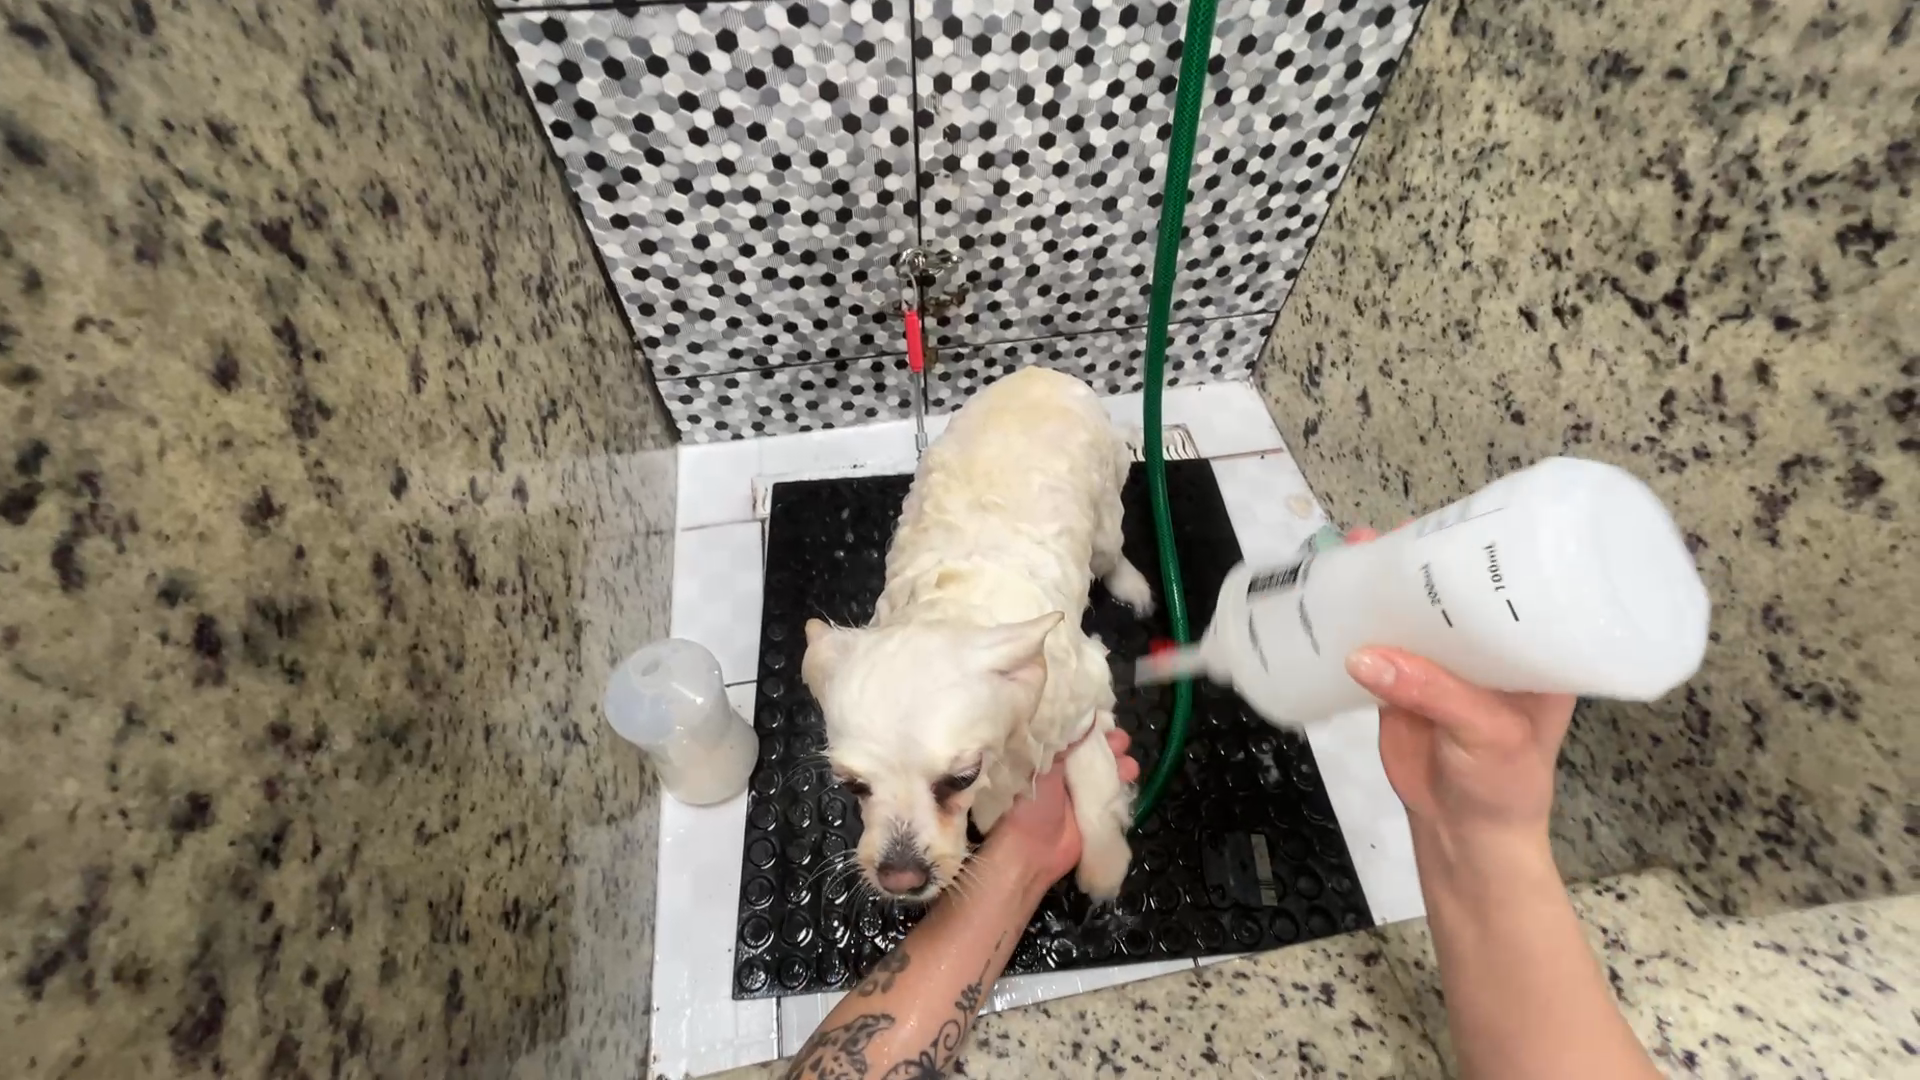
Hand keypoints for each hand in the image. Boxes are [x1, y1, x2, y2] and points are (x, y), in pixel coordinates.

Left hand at [986, 729, 1139, 889]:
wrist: (1030, 851)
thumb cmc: (1027, 802)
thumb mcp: (1041, 766)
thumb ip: (1064, 743)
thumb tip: (1084, 717)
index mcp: (1045, 756)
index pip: (1070, 733)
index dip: (1088, 725)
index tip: (1103, 717)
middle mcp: (1063, 770)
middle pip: (1092, 750)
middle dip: (1108, 742)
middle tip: (1120, 738)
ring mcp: (1079, 791)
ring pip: (1105, 770)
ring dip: (1119, 761)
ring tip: (1128, 759)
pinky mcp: (1094, 810)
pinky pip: (1112, 791)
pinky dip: (1122, 781)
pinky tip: (1130, 773)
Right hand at [1340, 527, 1576, 845]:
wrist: (1460, 831)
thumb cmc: (1504, 784)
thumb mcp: (1488, 736)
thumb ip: (1432, 695)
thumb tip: (1363, 655)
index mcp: (1534, 651)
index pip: (1517, 586)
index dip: (1486, 551)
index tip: (1449, 523)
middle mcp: (1488, 648)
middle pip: (1453, 590)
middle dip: (1418, 558)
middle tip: (1382, 535)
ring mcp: (1441, 663)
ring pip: (1411, 612)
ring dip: (1381, 584)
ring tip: (1351, 552)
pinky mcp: (1401, 681)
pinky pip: (1377, 642)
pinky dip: (1355, 621)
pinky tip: (1333, 599)